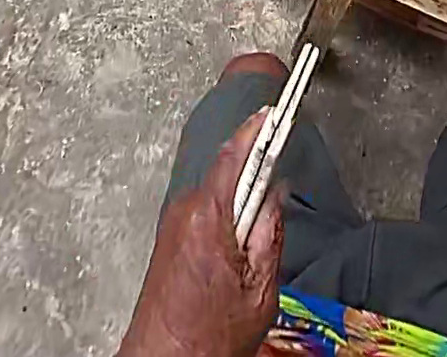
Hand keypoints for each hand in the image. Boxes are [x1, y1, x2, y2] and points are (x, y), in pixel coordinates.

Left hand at [118, 109, 283, 356]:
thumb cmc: (207, 339)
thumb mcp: (260, 289)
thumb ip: (270, 231)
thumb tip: (276, 192)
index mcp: (209, 218)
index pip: (236, 155)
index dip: (257, 129)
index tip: (272, 112)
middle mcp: (186, 212)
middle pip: (229, 170)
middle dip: (255, 177)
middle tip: (273, 200)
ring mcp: (174, 222)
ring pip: (219, 191)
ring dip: (240, 201)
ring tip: (248, 249)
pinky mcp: (170, 234)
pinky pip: (206, 206)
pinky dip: (226, 213)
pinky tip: (231, 252)